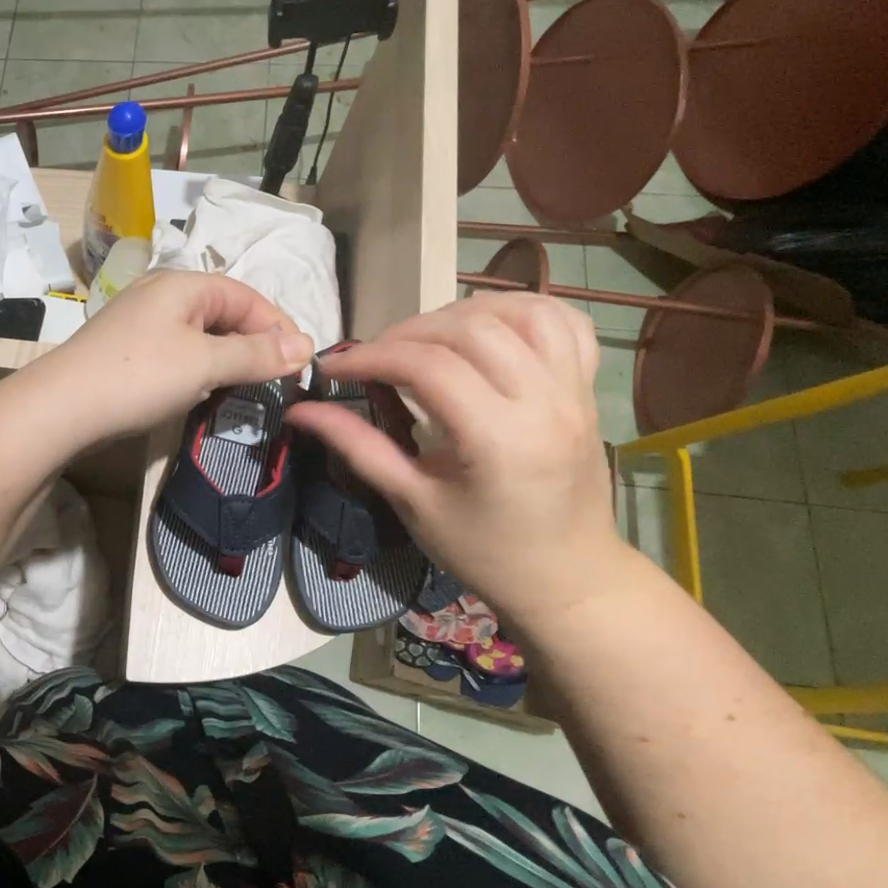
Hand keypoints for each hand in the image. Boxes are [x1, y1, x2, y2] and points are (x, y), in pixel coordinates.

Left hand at [24, 270, 313, 450]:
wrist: (59, 408)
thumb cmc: (138, 377)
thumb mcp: (205, 363)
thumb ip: (255, 354)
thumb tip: (305, 347)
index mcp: (182, 285)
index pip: (247, 296)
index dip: (278, 327)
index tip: (300, 364)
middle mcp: (159, 295)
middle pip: (222, 313)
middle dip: (251, 344)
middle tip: (272, 381)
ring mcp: (136, 324)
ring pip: (197, 336)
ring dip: (222, 360)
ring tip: (239, 389)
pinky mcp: (122, 352)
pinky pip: (172, 354)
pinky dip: (193, 370)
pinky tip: (195, 393)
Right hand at [286, 293, 630, 624]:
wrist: (567, 576)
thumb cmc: (481, 548)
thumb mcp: (411, 500)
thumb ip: (358, 445)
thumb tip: (301, 410)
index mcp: (498, 439)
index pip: (428, 366)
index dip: (370, 357)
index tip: (332, 368)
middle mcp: (545, 402)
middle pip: (470, 329)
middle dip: (406, 332)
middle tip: (371, 359)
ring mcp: (574, 390)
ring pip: (521, 312)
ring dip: (461, 313)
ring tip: (423, 339)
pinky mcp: (587, 387)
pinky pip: (564, 322)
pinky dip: (518, 311)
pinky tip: (483, 329)